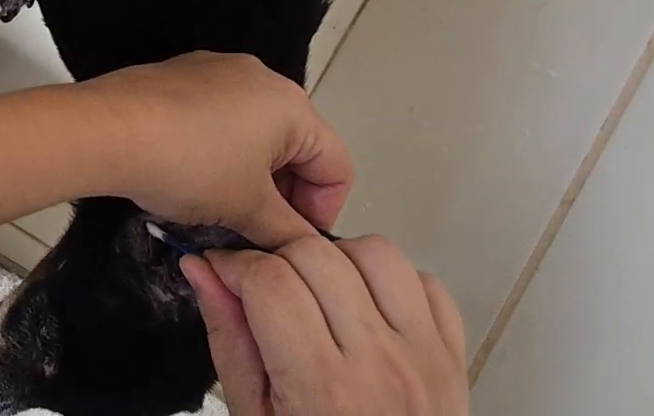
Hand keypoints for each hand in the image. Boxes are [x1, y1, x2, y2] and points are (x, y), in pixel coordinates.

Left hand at [76, 51, 352, 245]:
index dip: (322, 213)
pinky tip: (187, 176)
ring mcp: (212, 68)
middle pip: (294, 144)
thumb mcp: (247, 209)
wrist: (107, 129)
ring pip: (251, 130)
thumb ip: (288, 234)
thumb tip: (305, 253)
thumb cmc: (190, 166)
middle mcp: (257, 74)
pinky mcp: (176, 73)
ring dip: (247, 173)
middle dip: (282, 193)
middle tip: (256, 232)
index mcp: (290, 102)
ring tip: (220, 208)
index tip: (292, 243)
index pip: (336, 166)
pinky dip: (214, 148)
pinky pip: (213, 114)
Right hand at [182, 236, 468, 415]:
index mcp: (323, 389)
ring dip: (338, 259)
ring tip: (320, 292)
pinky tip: (366, 307)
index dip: (234, 264)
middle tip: (267, 285)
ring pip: (376, 252)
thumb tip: (198, 265)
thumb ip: (227, 336)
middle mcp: (381, 367)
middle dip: (278, 256)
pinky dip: (391, 282)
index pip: (269, 281)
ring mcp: (427, 360)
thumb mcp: (253, 413)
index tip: (223, 272)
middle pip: (316, 254)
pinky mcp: (455, 358)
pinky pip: (426, 283)